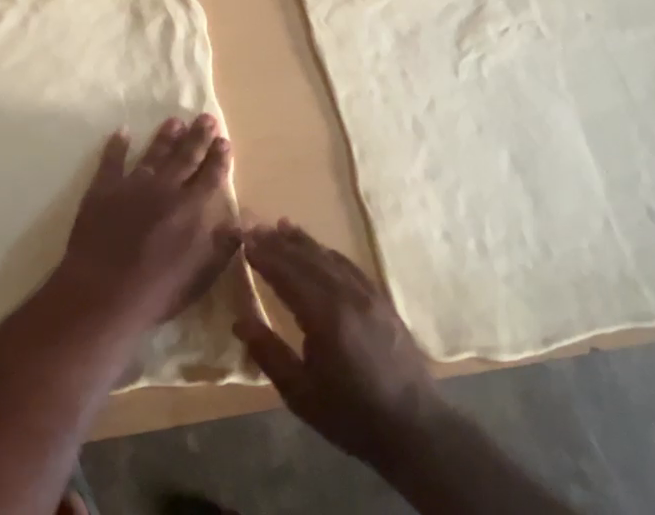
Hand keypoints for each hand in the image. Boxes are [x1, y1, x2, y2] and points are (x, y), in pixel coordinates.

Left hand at [52, 115, 236, 329]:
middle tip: (206, 117)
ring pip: (153, 153)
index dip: (219, 157)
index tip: (224, 140)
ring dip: (166, 136)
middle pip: (185, 156)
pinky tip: (123, 131)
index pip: (211, 176)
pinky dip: (117, 145)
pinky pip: (111, 160)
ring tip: (175, 121)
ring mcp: (132, 186)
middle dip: (198, 136)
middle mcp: (165, 189)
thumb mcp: (200, 277)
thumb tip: (239, 224)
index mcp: (191, 209)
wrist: (103, 292)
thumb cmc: (156, 291)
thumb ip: (221, 247)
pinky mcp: (102, 189)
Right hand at [234, 220, 444, 476]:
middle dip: (279, 242)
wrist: (415, 428)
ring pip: (331, 258)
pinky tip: (321, 251)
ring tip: (282, 226)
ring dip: (304, 242)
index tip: (242, 240)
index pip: (287, 274)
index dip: (264, 256)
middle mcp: (348, 297)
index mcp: (325, 316)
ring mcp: (370, 297)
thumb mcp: (300, 393)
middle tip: (254, 227)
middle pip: (308, 259)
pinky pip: (351, 267)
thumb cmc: (351, 415)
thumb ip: (268, 353)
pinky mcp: (383, 303)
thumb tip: (239, 322)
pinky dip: (330, 254)